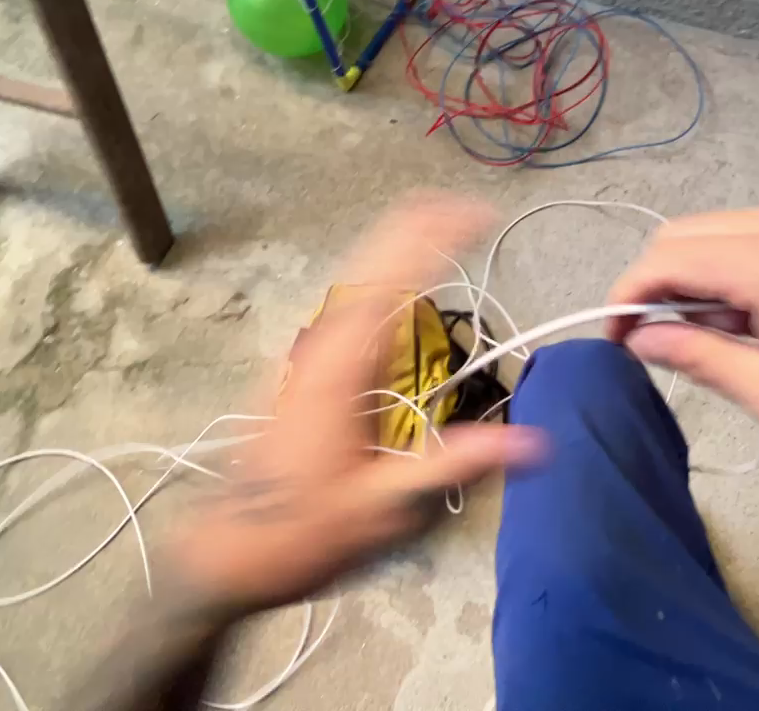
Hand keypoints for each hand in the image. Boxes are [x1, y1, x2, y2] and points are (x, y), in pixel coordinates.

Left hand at [163, 194, 545, 617]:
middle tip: (474, 208)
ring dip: (402, 238)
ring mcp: (308, 346)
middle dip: (424, 222)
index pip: (400, 275)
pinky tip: (399, 271)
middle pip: (374, 255)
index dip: (443, 236)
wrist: (223, 549)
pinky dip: (381, 265)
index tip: (483, 215)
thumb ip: (458, 463)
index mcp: (346, 363)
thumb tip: (535, 441)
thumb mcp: (386, 505)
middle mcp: (324, 339)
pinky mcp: (303, 359)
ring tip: (446, 222)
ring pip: (357, 268)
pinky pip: (348, 293)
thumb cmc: (304, 528)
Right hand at [605, 204, 758, 462]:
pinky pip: (743, 237)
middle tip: (667, 348)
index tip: (616, 343)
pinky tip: (750, 317)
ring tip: (717, 340)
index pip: (664, 260)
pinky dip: (724, 271)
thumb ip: (702, 359)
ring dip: (691, 280)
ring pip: (709, 233)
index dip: (626, 298)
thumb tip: (641, 338)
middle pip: (681, 237)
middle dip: (655, 288)